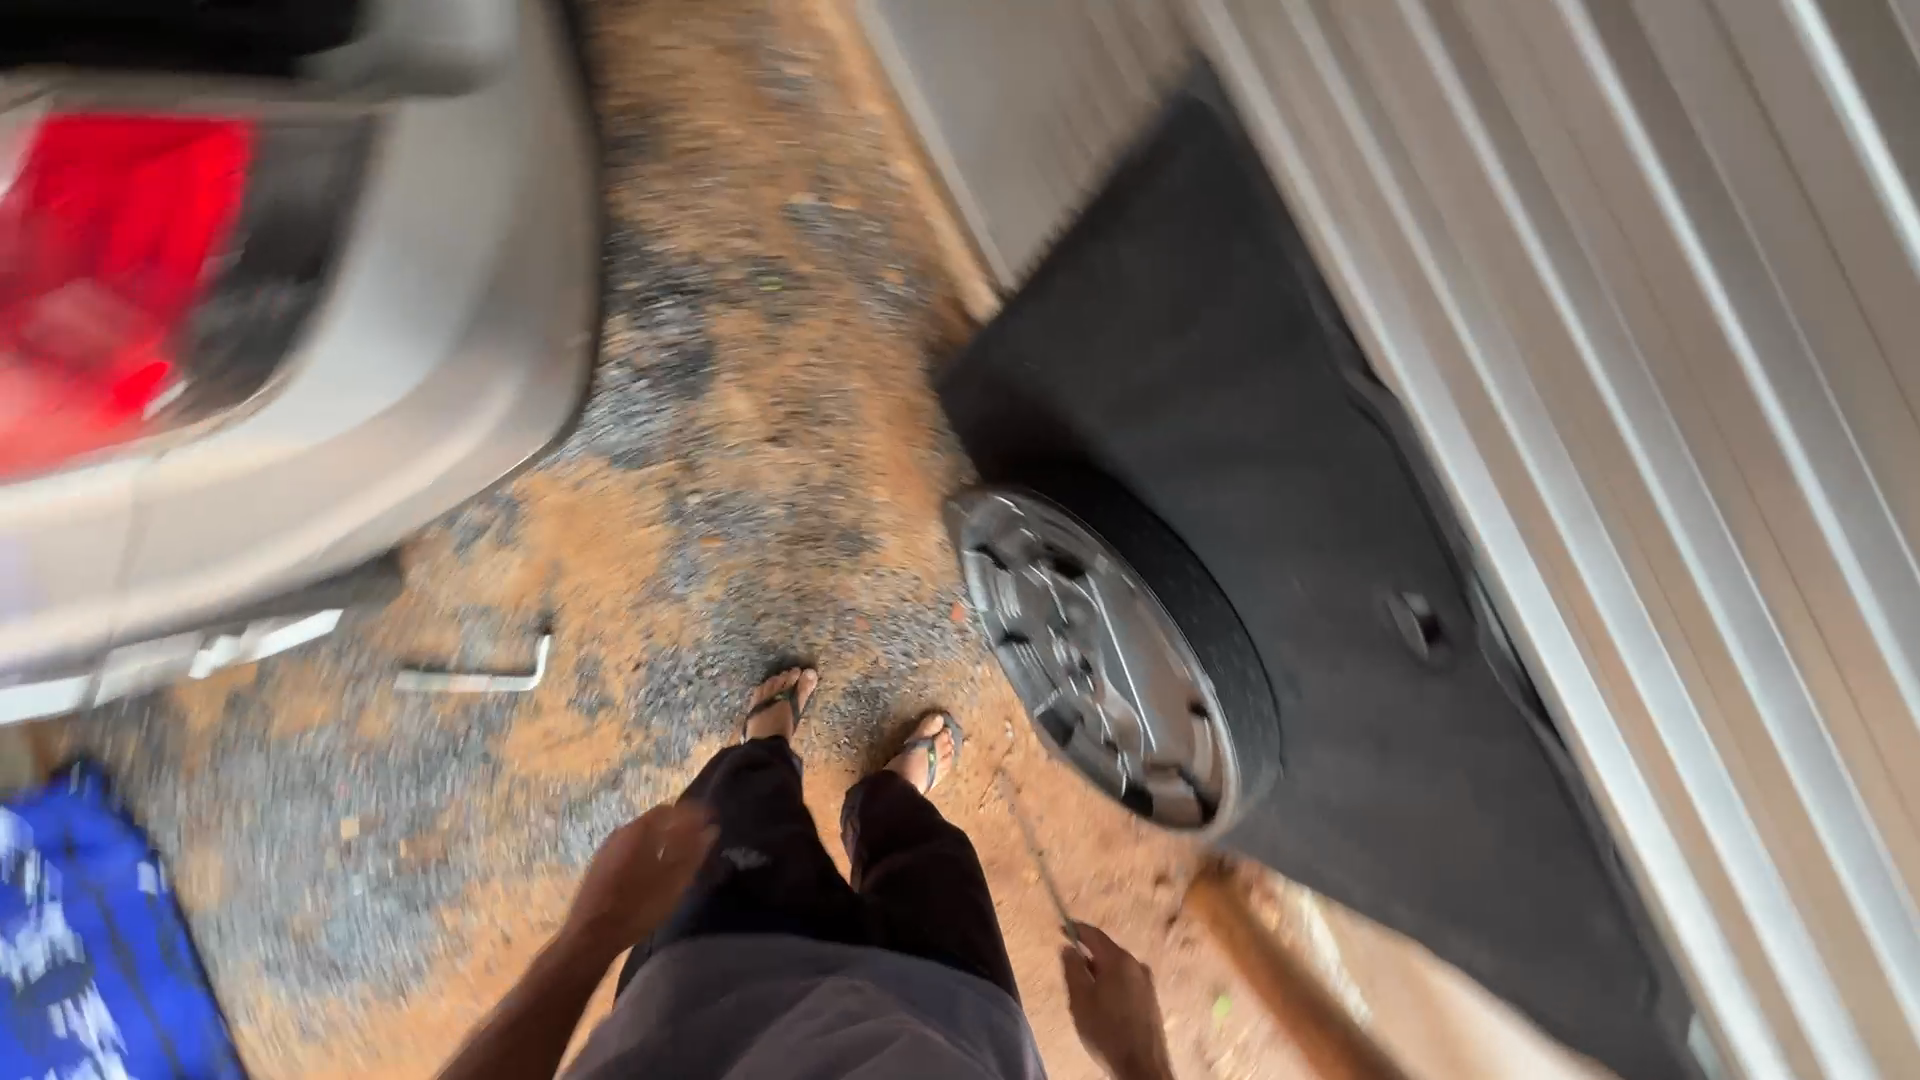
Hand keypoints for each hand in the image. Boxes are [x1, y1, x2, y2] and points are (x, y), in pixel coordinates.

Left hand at [560, 800, 716, 963]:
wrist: (589, 937)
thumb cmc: (638, 907)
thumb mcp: (674, 881)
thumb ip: (694, 852)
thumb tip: (711, 829)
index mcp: (642, 829)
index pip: (675, 809)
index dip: (695, 814)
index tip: (711, 822)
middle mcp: (623, 830)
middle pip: (657, 819)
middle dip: (679, 825)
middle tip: (697, 840)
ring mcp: (608, 847)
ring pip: (642, 833)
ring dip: (662, 838)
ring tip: (677, 855)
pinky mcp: (599, 864)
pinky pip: (630, 846)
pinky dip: (646, 849)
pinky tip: (652, 868)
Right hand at [1061, 922, 1174, 1079]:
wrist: (1143, 1068)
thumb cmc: (1106, 1031)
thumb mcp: (1080, 999)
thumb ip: (1072, 969)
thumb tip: (1068, 948)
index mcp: (1118, 960)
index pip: (1094, 934)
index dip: (1075, 929)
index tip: (1060, 928)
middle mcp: (1136, 965)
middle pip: (1107, 951)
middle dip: (1087, 956)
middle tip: (1070, 969)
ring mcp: (1147, 983)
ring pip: (1117, 969)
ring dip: (1100, 973)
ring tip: (1085, 992)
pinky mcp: (1151, 1000)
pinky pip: (1126, 982)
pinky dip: (1112, 985)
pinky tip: (1104, 1005)